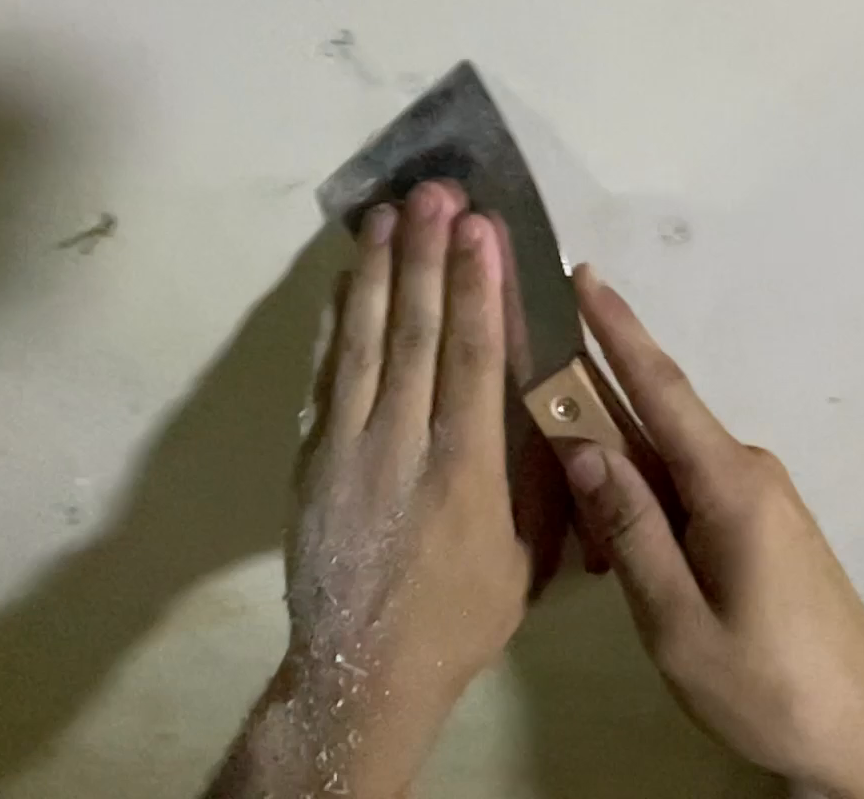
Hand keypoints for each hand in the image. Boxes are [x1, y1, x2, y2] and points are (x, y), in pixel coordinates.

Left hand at [209, 181, 533, 798]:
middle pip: (413, 333)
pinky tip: (343, 278)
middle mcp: (402, 443)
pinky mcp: (313, 453)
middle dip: (426, 256)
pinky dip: (335, 320)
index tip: (479, 229)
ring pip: (364, 341)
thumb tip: (550, 401)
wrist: (360, 670)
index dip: (475, 288)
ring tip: (386, 213)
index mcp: (465, 470)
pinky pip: (326, 373)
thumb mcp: (528, 560)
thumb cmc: (460, 615)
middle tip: (434, 194)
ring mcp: (348, 444)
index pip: (468, 360)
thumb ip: (540, 478)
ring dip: (376, 271)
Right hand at [555, 267, 863, 798]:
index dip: (618, 329)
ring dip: (615, 466)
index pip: (662, 388)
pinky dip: (643, 495)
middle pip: (655, 420)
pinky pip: (686, 486)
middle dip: (594, 402)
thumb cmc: (771, 685)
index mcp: (729, 484)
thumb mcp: (680, 623)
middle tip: (535, 394)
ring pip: (666, 459)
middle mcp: (745, 468)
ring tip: (569, 506)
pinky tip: (616, 535)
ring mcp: (756, 492)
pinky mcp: (758, 517)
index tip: (585, 275)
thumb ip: (631, 530)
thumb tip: (583, 450)